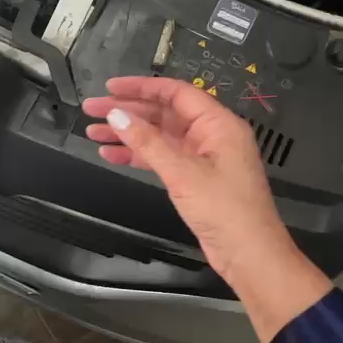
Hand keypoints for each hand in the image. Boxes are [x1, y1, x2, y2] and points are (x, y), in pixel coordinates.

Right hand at [83, 76, 332, 342]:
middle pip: (163, 113)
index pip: (175, 93)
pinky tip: (111, 154)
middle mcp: (211, 135)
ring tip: (93, 132)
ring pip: (158, 136)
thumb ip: (147, 142)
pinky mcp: (194, 178)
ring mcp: (202, 157)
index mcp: (218, 124)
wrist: (249, 255)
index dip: (140, 87)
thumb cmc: (225, 210)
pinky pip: (161, 157)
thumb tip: (117, 115)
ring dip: (127, 134)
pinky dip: (137, 155)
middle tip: (92, 109)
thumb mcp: (182, 172)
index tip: (110, 87)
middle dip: (127, 111)